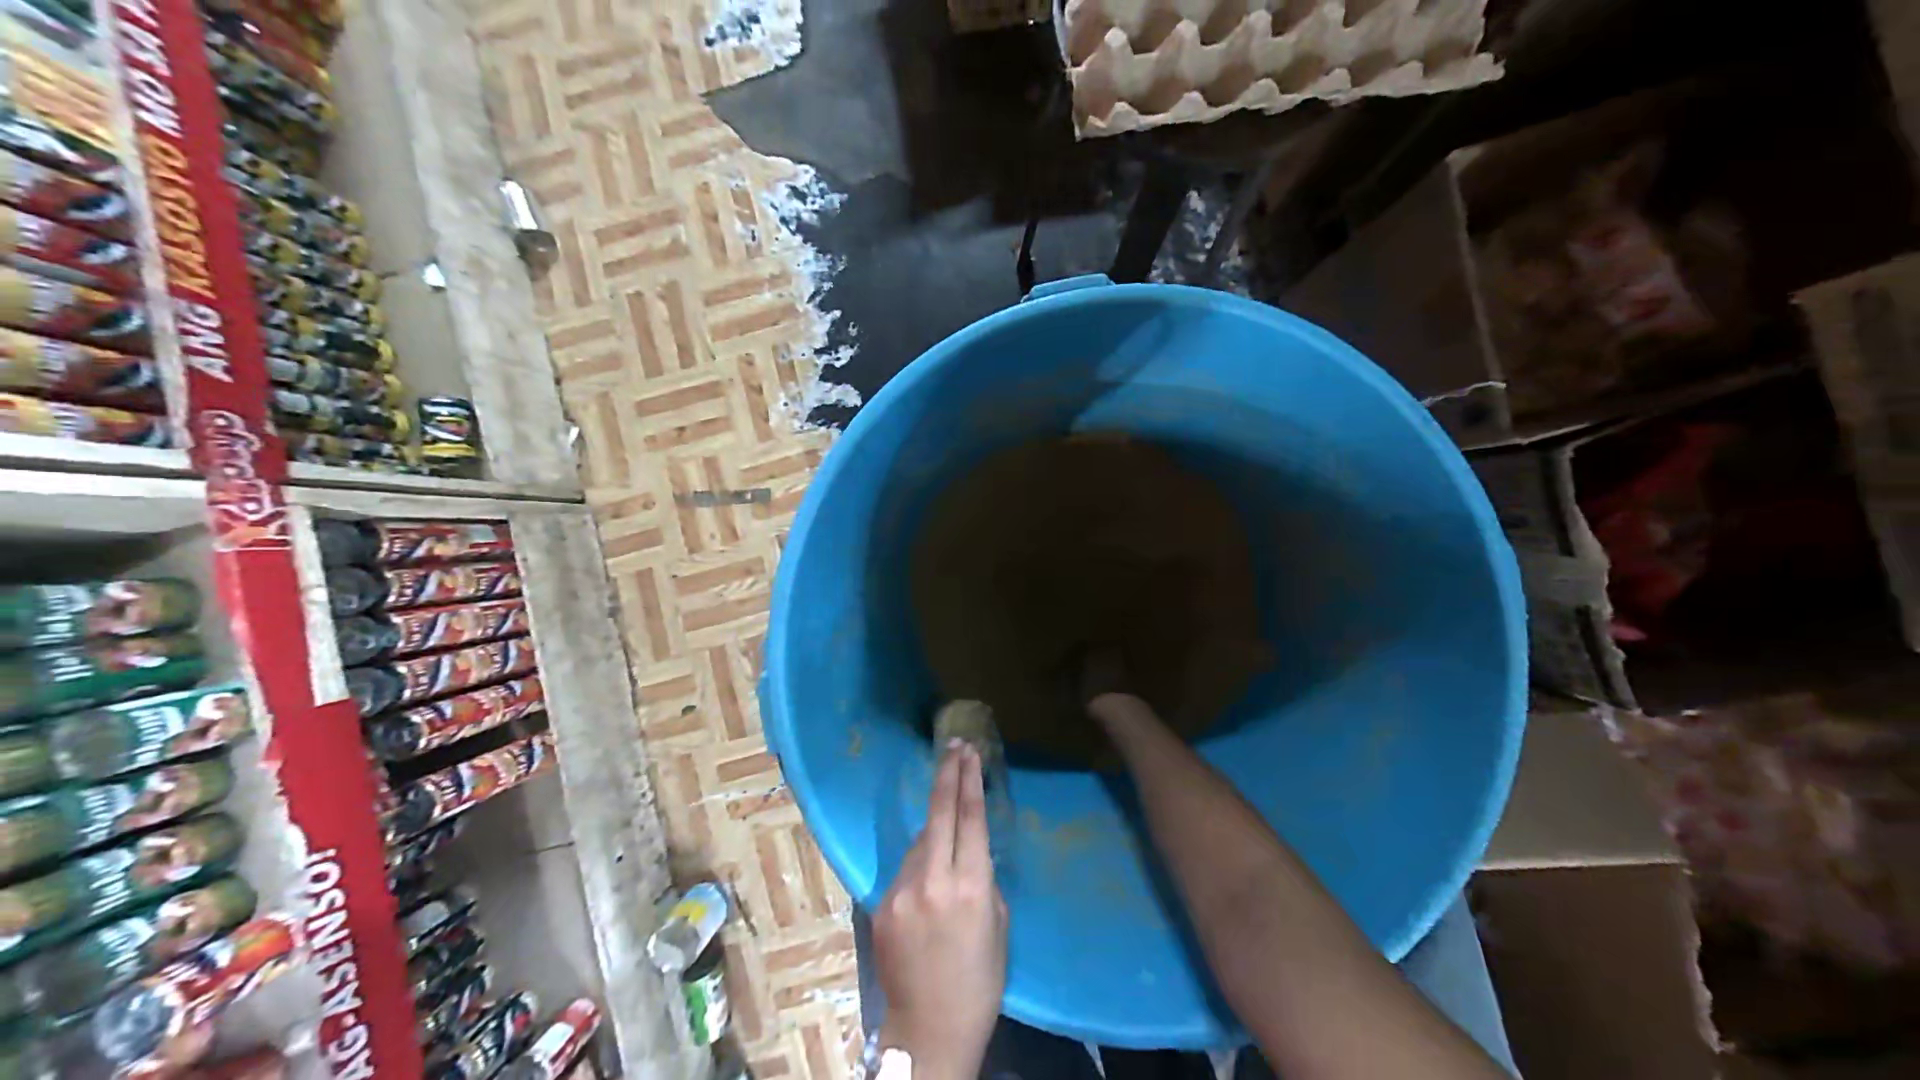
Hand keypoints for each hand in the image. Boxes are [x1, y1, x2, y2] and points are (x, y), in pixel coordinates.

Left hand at [873, 743, 1006, 1079]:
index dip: (969, 779)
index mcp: (970, 885)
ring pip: (920, 840)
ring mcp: (901, 890)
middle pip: (939, 812)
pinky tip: (930, 877)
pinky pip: (906, 868)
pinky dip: (920, 862)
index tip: (969, 752)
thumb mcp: (998, 924)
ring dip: (935, 826)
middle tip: (953, 746)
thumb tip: (968, 849)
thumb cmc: (980, 981)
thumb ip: (983, 879)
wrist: (930, 1027)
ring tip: (948, 827)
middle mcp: (933, 879)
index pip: (969, 817)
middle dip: (947, 774)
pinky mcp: (881, 903)